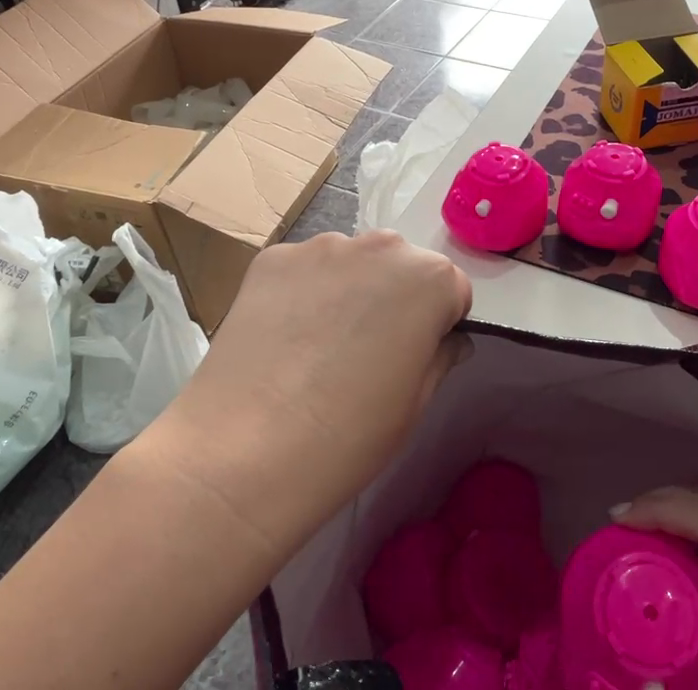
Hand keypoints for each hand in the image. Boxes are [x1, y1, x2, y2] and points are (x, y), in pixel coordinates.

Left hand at [164, 230, 472, 534]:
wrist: (246, 450)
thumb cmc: (350, 435)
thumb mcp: (415, 404)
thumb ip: (438, 356)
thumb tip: (443, 340)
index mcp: (429, 279)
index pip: (451, 289)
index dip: (437, 324)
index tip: (413, 357)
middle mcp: (379, 247)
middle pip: (399, 266)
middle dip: (393, 298)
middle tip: (367, 354)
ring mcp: (319, 248)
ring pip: (349, 264)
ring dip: (346, 291)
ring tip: (319, 350)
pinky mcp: (270, 259)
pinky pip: (302, 270)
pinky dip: (301, 294)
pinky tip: (284, 340)